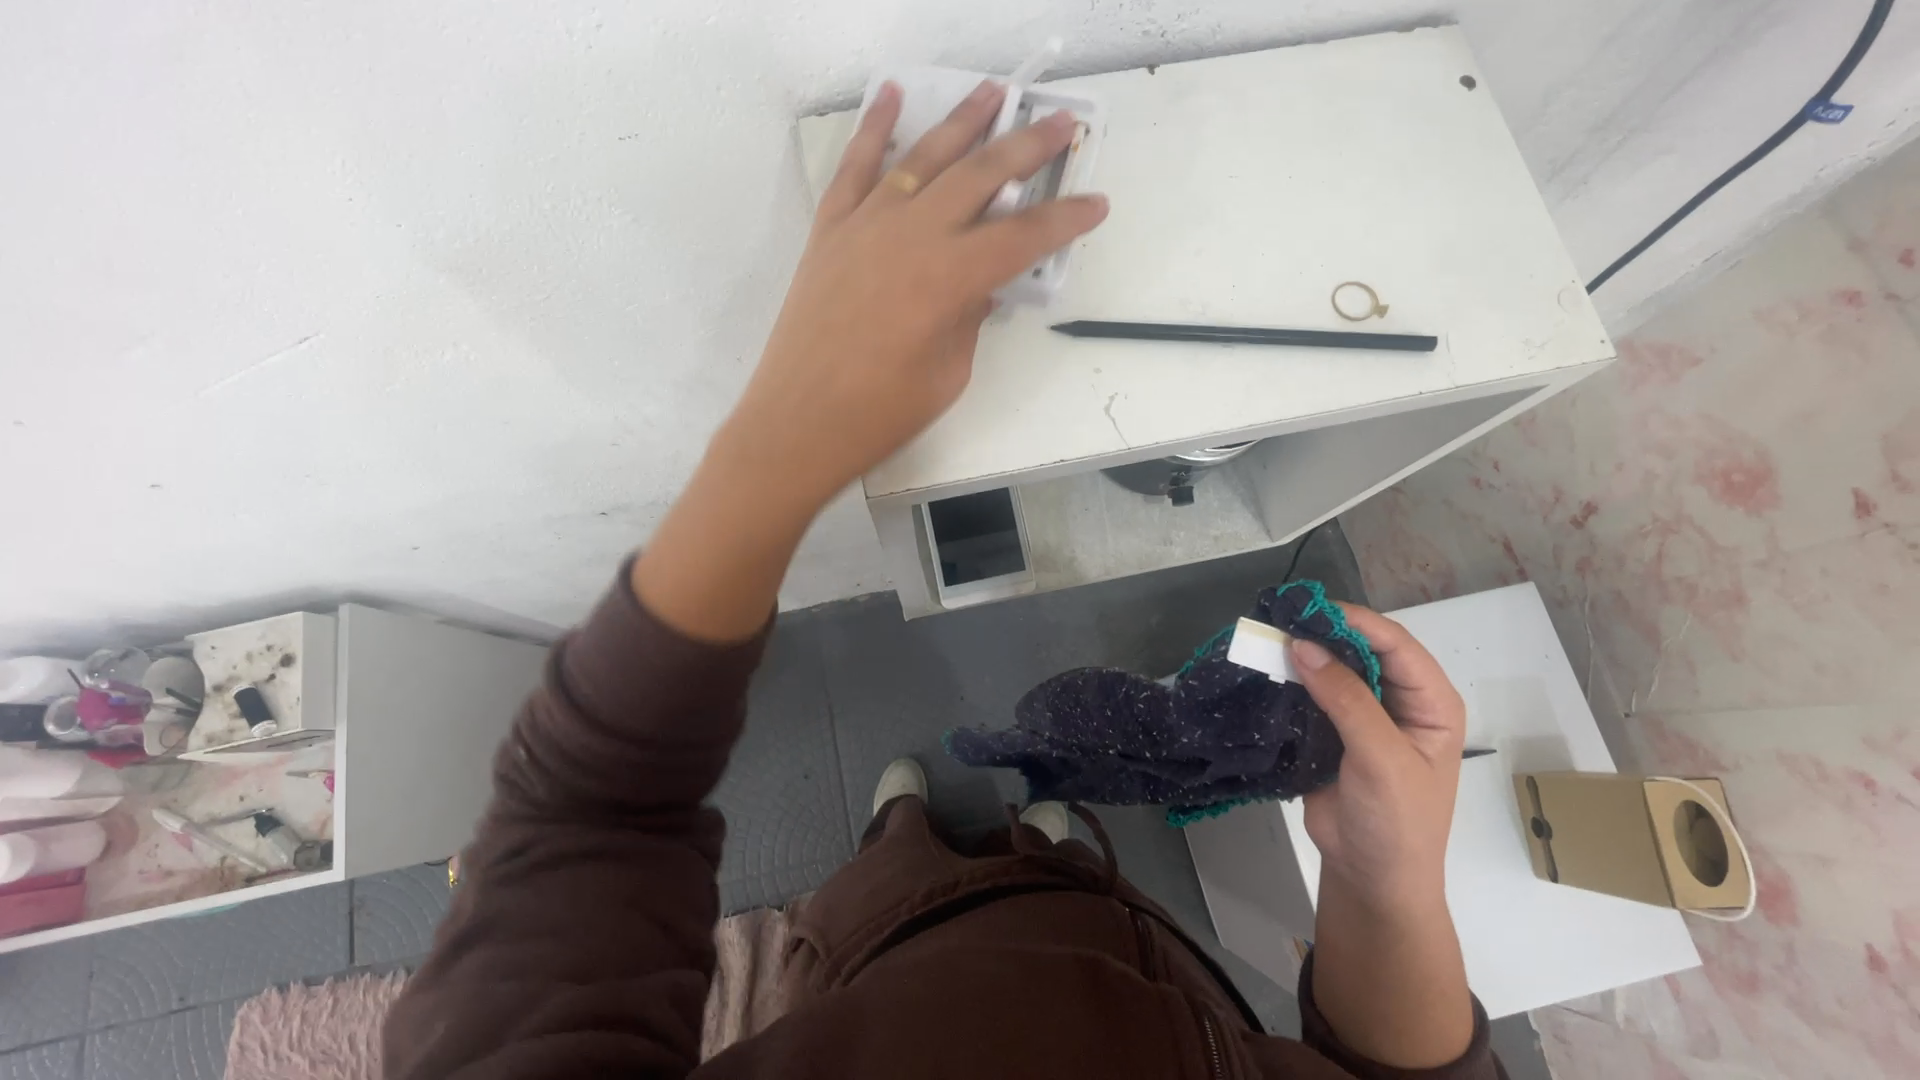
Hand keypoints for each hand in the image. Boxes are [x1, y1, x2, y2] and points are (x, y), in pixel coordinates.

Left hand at [713, 79, 1109, 508]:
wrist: (798, 422)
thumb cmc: (880, 414)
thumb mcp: (949, 373)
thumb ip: (970, 318)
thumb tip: (982, 286)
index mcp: (950, 279)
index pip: (1024, 236)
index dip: (1066, 219)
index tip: (1095, 203)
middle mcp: (913, 236)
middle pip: (981, 176)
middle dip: (1028, 146)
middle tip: (1060, 123)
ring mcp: (866, 226)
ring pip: (924, 159)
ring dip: (963, 122)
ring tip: (993, 92)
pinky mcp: (830, 231)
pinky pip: (855, 168)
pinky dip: (874, 129)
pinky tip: (892, 98)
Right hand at [1294, 605, 1465, 914]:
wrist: (1370, 875)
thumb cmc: (1395, 821)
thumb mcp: (1379, 758)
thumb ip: (1345, 699)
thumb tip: (1302, 645)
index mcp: (1431, 703)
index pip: (1395, 645)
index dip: (1355, 622)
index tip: (1308, 609)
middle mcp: (1399, 701)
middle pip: (1362, 650)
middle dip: (1325, 633)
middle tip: (1280, 618)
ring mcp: (1364, 715)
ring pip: (1334, 668)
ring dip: (1304, 654)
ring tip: (1266, 636)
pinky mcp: (1332, 730)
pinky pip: (1312, 692)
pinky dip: (1291, 678)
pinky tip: (1266, 667)